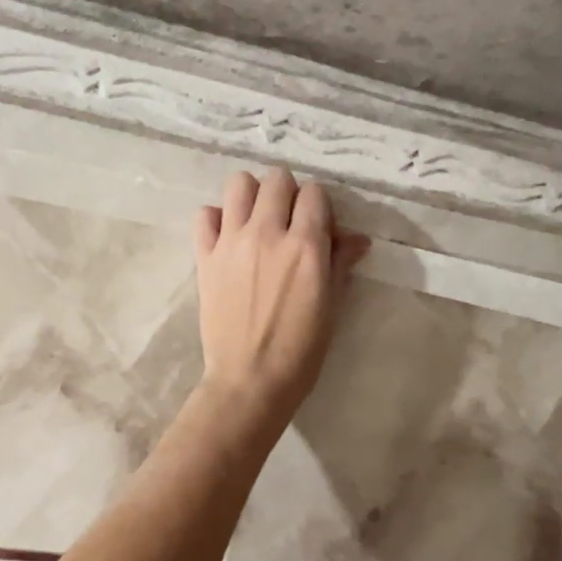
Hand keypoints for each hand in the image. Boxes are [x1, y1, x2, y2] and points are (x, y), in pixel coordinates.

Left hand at [193, 168, 369, 417]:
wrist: (250, 380)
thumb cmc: (301, 350)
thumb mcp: (331, 306)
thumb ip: (340, 263)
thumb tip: (356, 238)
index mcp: (305, 246)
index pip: (315, 194)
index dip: (320, 208)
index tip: (319, 229)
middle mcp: (268, 233)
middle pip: (278, 179)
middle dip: (289, 194)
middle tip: (289, 222)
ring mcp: (231, 242)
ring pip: (239, 184)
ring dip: (253, 196)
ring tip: (258, 221)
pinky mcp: (205, 257)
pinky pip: (205, 215)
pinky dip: (217, 218)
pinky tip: (228, 238)